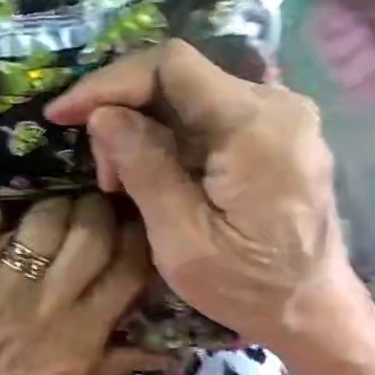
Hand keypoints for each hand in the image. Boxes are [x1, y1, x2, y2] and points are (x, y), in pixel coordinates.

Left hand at [0, 195, 167, 374]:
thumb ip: (112, 365)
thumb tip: (166, 348)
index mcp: (81, 333)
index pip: (128, 267)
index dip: (138, 237)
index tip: (134, 225)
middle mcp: (47, 300)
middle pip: (91, 231)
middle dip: (99, 209)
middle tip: (94, 206)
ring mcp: (1, 282)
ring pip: (43, 219)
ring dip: (54, 206)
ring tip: (52, 210)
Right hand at [44, 40, 374, 354]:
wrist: (312, 308)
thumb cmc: (246, 286)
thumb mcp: (181, 240)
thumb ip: (145, 169)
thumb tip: (102, 116)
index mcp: (255, 127)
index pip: (170, 66)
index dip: (108, 82)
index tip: (62, 115)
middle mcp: (274, 105)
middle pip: (174, 77)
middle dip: (120, 112)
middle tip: (100, 173)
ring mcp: (276, 115)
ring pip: (183, 94)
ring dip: (138, 127)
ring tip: (119, 183)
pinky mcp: (270, 131)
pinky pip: (201, 112)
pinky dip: (162, 134)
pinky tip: (146, 174)